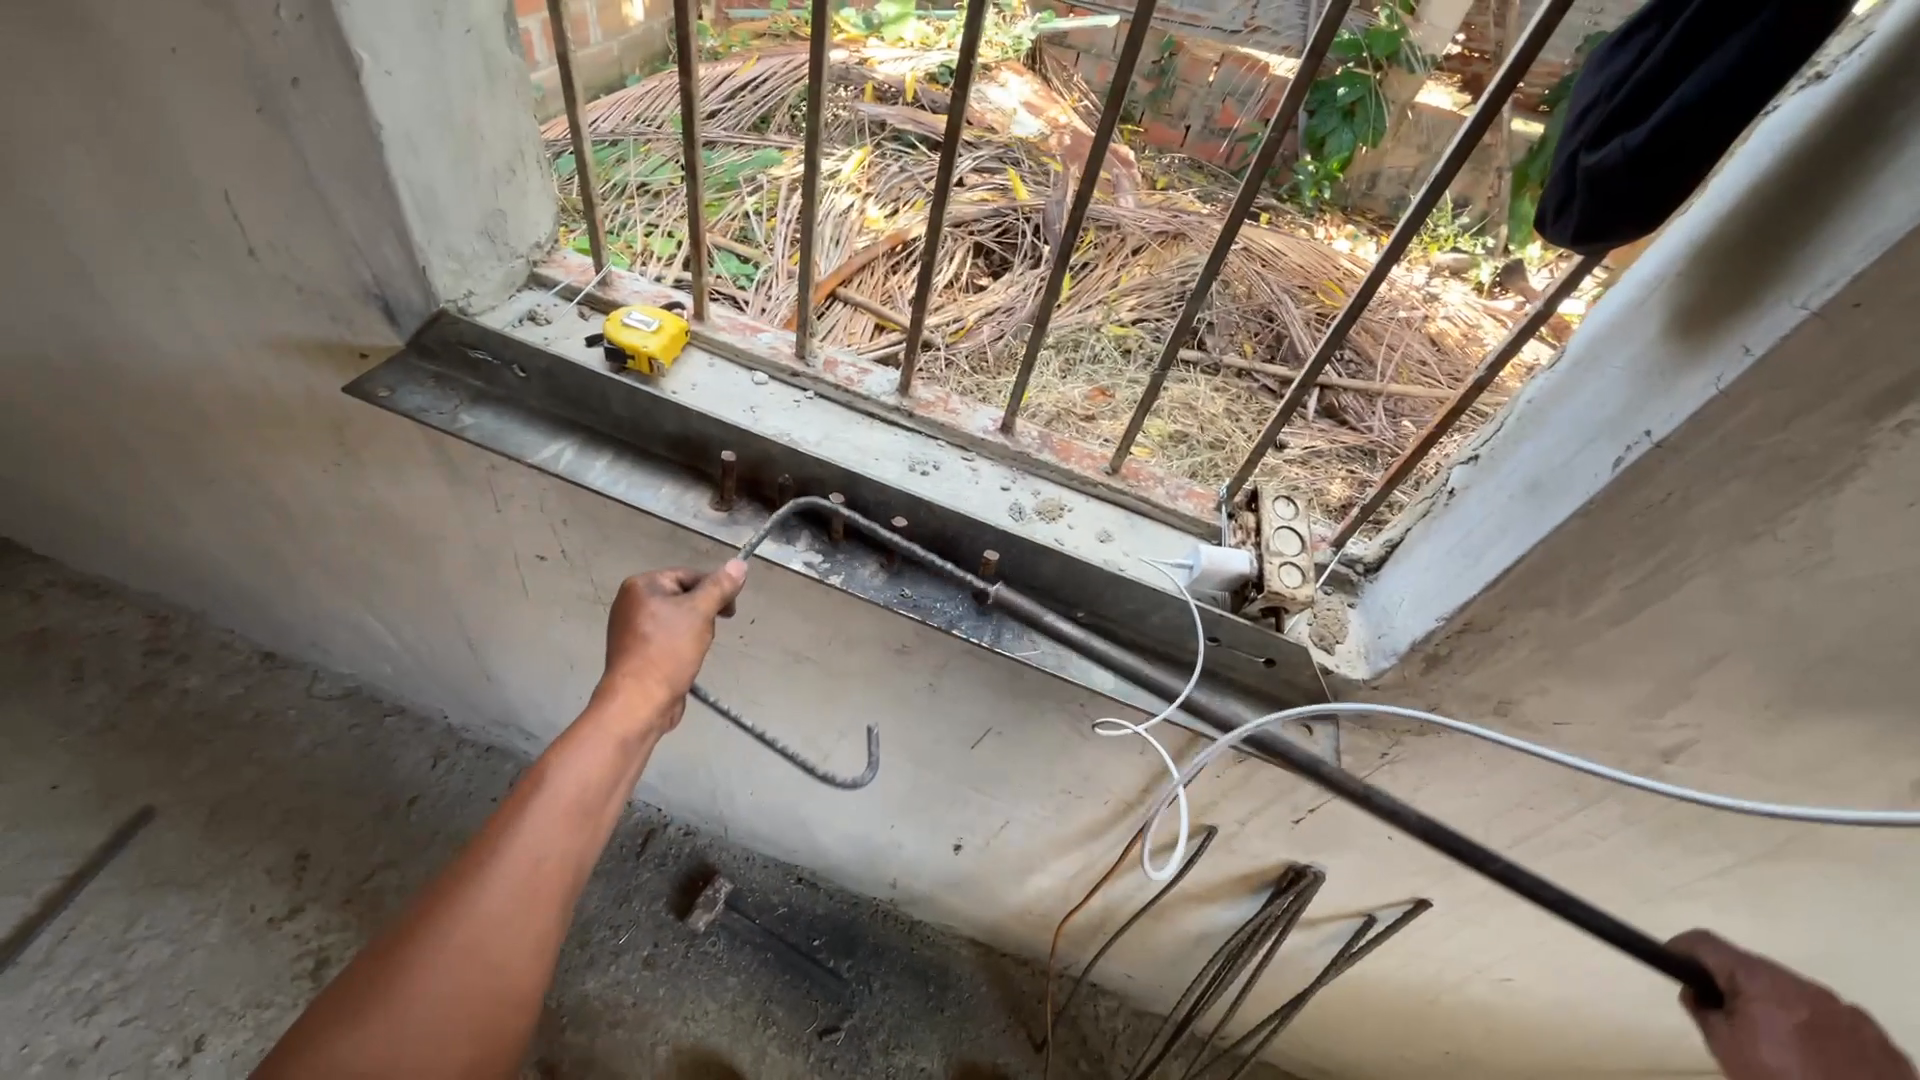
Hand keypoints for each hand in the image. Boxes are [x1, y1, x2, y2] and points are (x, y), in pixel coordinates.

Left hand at [592, 561, 748, 733]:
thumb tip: (739, 563)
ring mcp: (632, 629)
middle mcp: (632, 602)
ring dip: (695, 632)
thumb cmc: (668, 652)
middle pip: (683, 597)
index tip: (729, 612)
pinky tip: (685, 661)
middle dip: (703, 614)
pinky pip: (667, 639)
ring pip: (678, 620)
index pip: (689, 575)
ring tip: (695, 650)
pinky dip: (681, 646)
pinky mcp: (637, 651)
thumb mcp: (700, 613)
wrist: (639, 702)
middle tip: (708, 634)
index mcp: (641, 586)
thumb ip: (720, 587)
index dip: (714, 590)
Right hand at [1669, 930, 1915, 1079]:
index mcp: (1763, 983)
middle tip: (1725, 1018)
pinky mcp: (1876, 1035)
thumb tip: (1697, 991)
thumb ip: (1703, 1010)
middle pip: (1753, 969)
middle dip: (1732, 985)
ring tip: (1776, 1046)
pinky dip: (1812, 1028)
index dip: (1681, 947)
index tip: (1670, 963)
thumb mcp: (1725, 1048)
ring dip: (1774, 1006)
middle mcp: (1805, 986)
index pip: (1707, 943)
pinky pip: (1831, 1018)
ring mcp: (1847, 1010)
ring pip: (1793, 993)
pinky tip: (1815, 1058)